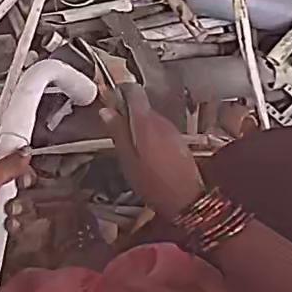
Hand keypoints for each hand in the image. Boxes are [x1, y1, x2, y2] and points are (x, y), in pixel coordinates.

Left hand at [0, 131, 30, 254]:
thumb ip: (10, 163)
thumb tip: (26, 151)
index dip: (5, 136)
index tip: (21, 139)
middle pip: (11, 169)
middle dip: (22, 176)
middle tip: (23, 181)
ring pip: (15, 195)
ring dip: (19, 202)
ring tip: (10, 207)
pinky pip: (13, 217)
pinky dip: (14, 221)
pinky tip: (8, 223)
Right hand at [101, 83, 203, 214]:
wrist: (185, 200)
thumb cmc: (151, 183)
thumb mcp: (128, 160)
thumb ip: (118, 133)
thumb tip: (106, 110)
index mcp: (146, 122)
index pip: (134, 92)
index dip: (121, 92)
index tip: (111, 101)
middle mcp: (161, 121)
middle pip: (142, 106)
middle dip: (128, 114)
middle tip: (115, 131)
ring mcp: (173, 130)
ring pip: (151, 118)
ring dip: (139, 126)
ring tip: (130, 147)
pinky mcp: (179, 140)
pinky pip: (160, 129)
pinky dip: (151, 135)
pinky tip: (146, 154)